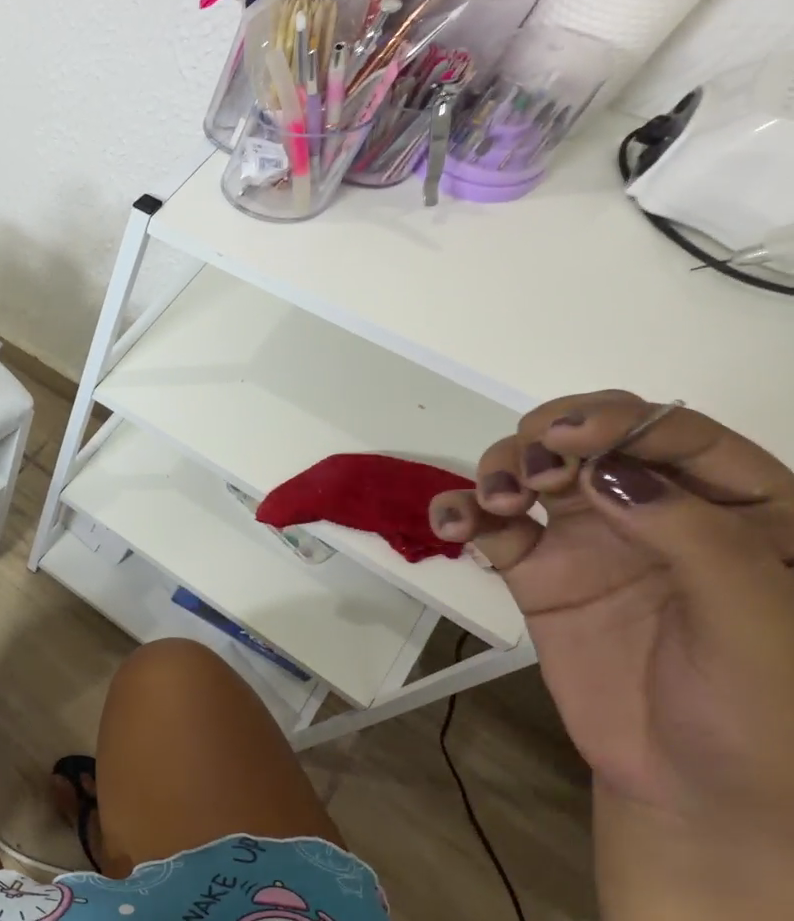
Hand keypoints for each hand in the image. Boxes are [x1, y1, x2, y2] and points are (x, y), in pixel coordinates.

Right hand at [428, 391, 793, 837]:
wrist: (694, 790)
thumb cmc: (764, 716)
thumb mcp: (758, 628)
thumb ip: (697, 540)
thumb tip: (607, 469)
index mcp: (747, 515)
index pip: (686, 439)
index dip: (626, 422)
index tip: (566, 437)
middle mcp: (661, 513)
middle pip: (594, 440)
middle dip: (550, 440)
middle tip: (530, 478)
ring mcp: (593, 539)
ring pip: (533, 470)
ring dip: (500, 471)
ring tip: (494, 505)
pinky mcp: (536, 569)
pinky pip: (490, 523)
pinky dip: (460, 512)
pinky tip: (450, 527)